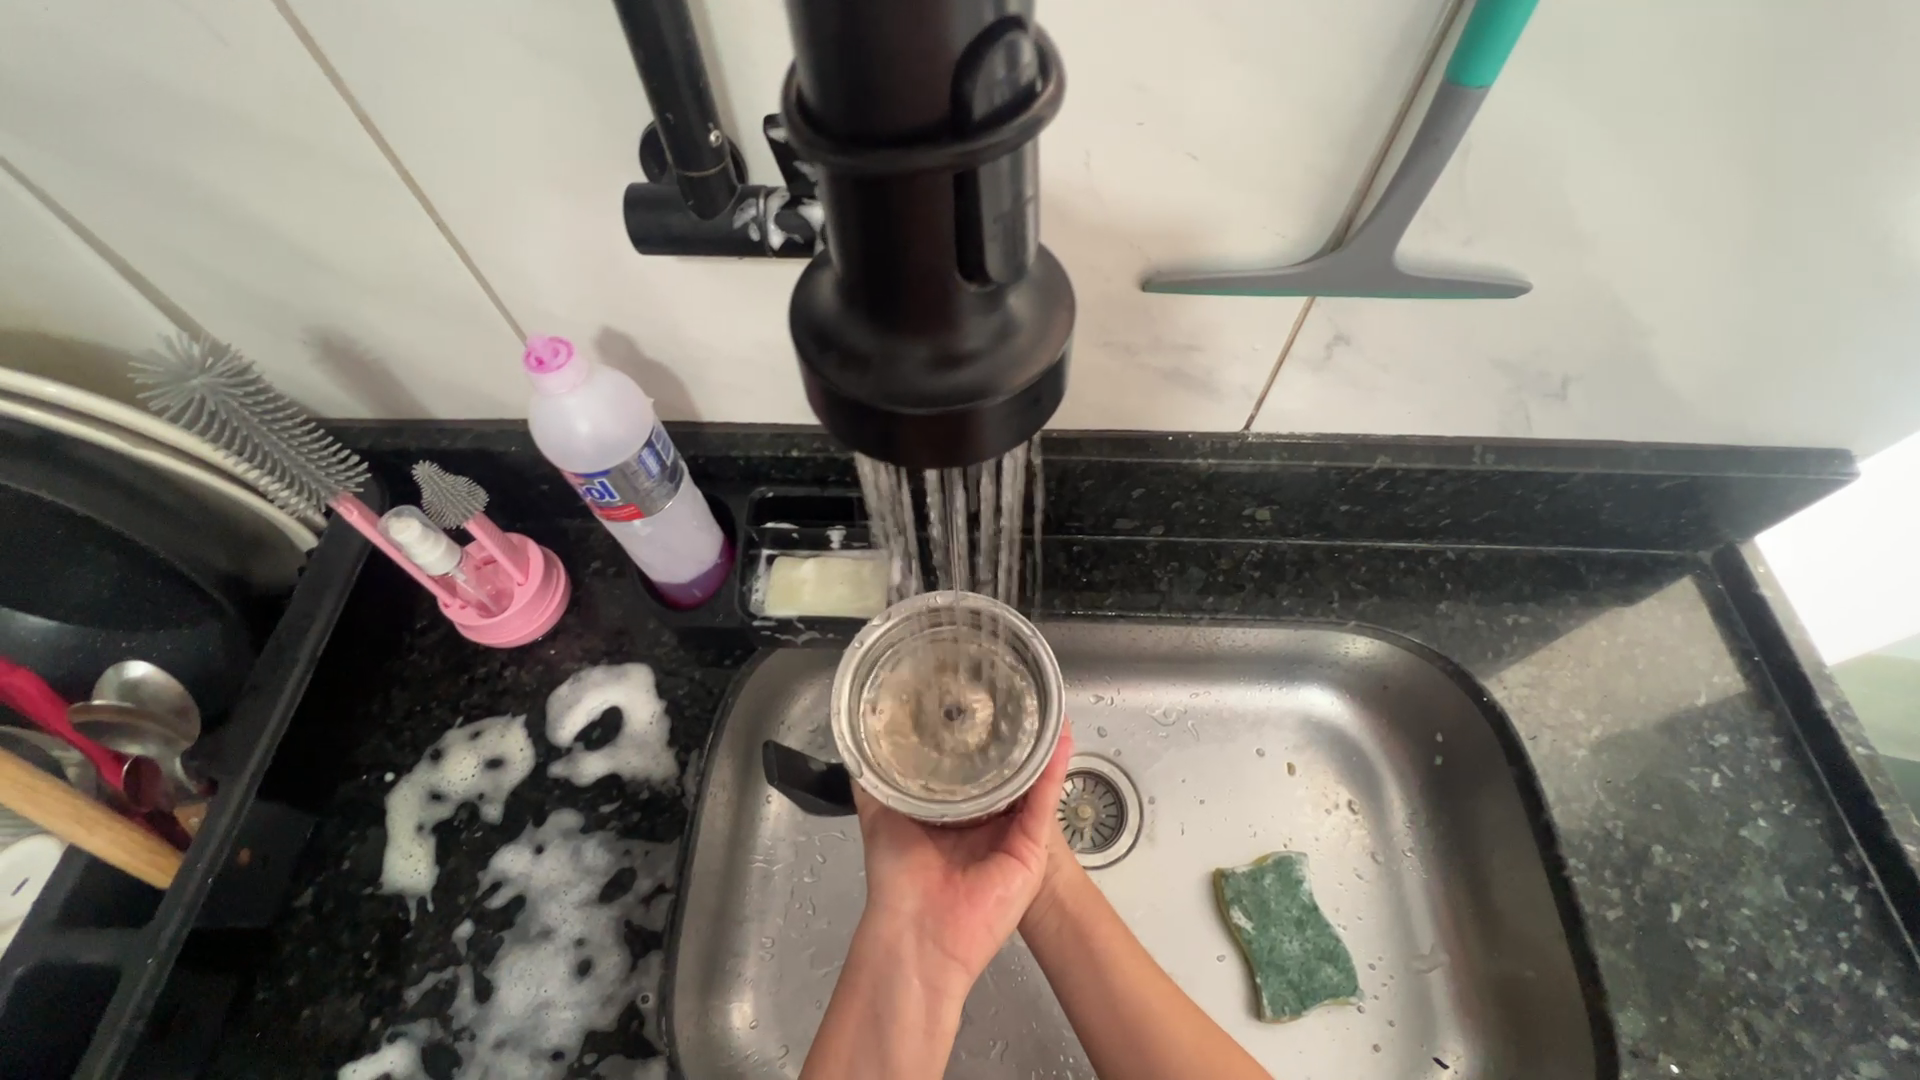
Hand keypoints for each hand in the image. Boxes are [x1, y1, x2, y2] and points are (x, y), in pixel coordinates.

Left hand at [853, 726, 1074, 984]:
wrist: (918, 933)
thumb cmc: (896, 877)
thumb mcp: (879, 813)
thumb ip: (876, 780)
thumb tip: (863, 743)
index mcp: (954, 815)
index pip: (972, 768)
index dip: (976, 738)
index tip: (979, 702)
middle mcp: (985, 822)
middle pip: (1006, 773)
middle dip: (1014, 739)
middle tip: (1018, 697)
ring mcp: (1011, 835)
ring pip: (1030, 782)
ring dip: (1040, 747)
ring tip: (1047, 709)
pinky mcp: (1030, 848)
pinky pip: (1044, 802)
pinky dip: (1053, 769)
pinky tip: (1060, 738)